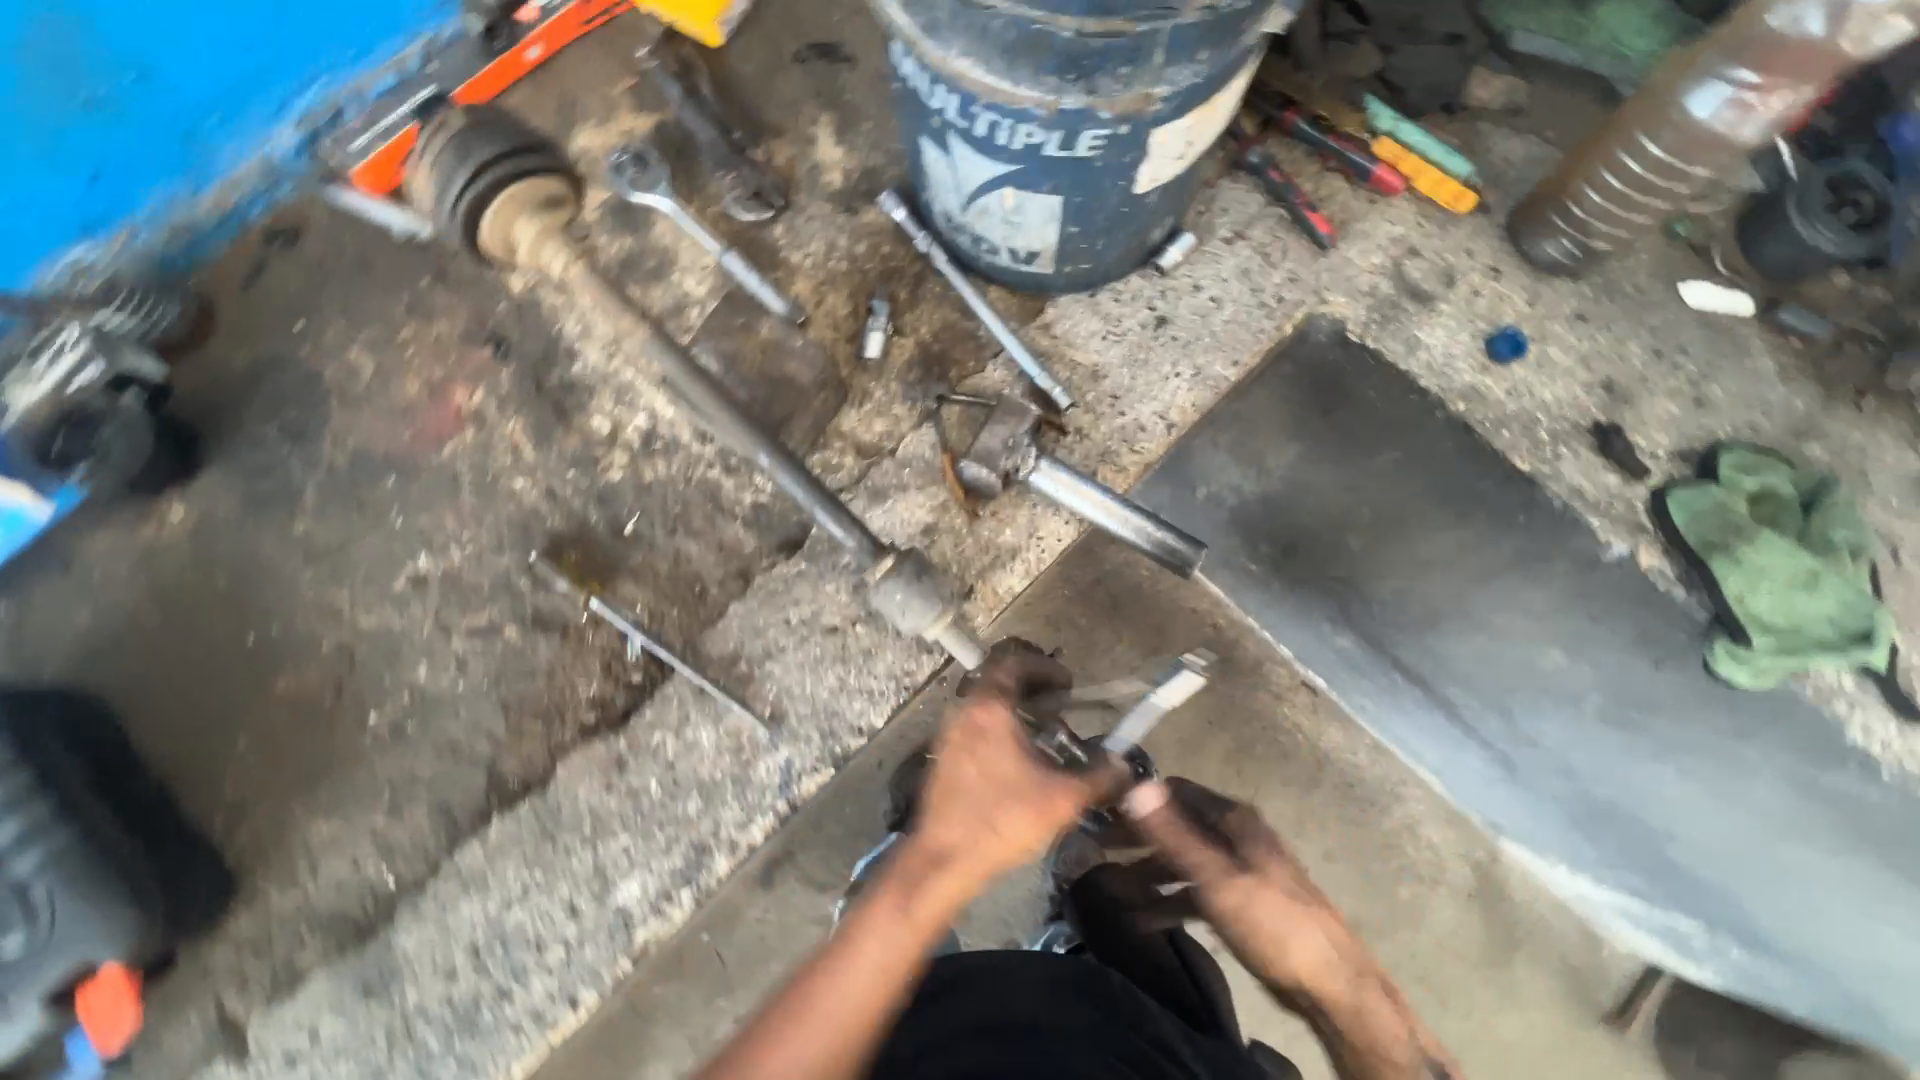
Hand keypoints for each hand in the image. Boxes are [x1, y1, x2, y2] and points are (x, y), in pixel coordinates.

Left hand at [907, 647, 1115, 896]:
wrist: (945, 858)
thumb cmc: (1003, 819)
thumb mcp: (1062, 798)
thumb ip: (1099, 777)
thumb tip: (1123, 766)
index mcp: (990, 708)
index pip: (1013, 663)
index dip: (1044, 666)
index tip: (1068, 683)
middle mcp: (965, 712)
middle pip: (998, 682)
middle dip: (1032, 689)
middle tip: (1061, 705)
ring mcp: (949, 735)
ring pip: (986, 707)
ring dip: (1016, 712)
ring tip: (1046, 734)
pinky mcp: (944, 759)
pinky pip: (976, 729)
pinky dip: (1000, 731)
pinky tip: (1020, 761)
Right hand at [1121, 778, 1364, 1000]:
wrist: (1332, 985)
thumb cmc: (1272, 923)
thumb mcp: (1215, 878)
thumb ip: (1172, 834)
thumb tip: (1134, 786)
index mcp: (1233, 820)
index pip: (1176, 792)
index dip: (1139, 799)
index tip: (1101, 812)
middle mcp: (1234, 837)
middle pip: (1176, 828)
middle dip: (1137, 841)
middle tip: (1096, 851)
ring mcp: (1237, 871)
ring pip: (1183, 864)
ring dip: (1148, 876)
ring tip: (1111, 892)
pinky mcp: (1239, 903)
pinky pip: (1195, 894)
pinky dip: (1169, 902)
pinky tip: (1141, 921)